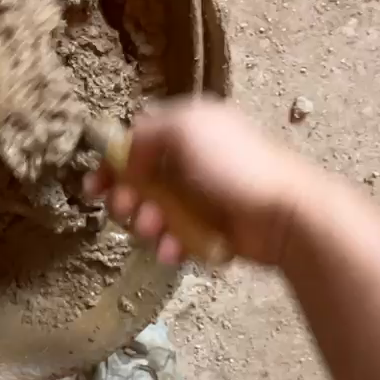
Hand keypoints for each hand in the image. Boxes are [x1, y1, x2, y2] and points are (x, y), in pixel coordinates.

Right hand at [85, 96, 319, 265]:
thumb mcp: (185, 129)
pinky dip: (168, 244)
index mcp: (187, 129)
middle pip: (139, 180)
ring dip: (146, 224)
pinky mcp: (207, 229)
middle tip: (127, 209)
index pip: (136, 141)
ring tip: (156, 231)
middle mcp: (191, 160)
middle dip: (127, 197)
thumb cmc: (235, 166)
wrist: (284, 215)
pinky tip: (174, 250)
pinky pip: (174, 237)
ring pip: (152, 212)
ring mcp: (199, 197)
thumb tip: (128, 157)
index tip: (95, 186)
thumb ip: (147, 133)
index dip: (112, 163)